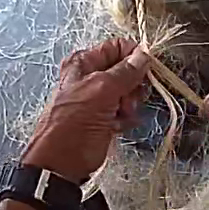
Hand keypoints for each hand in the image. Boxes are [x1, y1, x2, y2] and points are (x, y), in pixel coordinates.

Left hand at [23, 39, 151, 181]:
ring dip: (131, 104)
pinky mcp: (105, 119)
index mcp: (83, 64)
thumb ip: (125, 71)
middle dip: (133, 85)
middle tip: (127, 97)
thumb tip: (144, 54)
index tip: (146, 69)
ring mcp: (98, 100)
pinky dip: (126, 119)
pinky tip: (118, 126)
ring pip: (129, 92)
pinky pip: (125, 112)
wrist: (62, 161)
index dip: (134, 56)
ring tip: (121, 114)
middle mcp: (90, 78)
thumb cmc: (73, 123)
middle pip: (126, 71)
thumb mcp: (101, 90)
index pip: (116, 47)